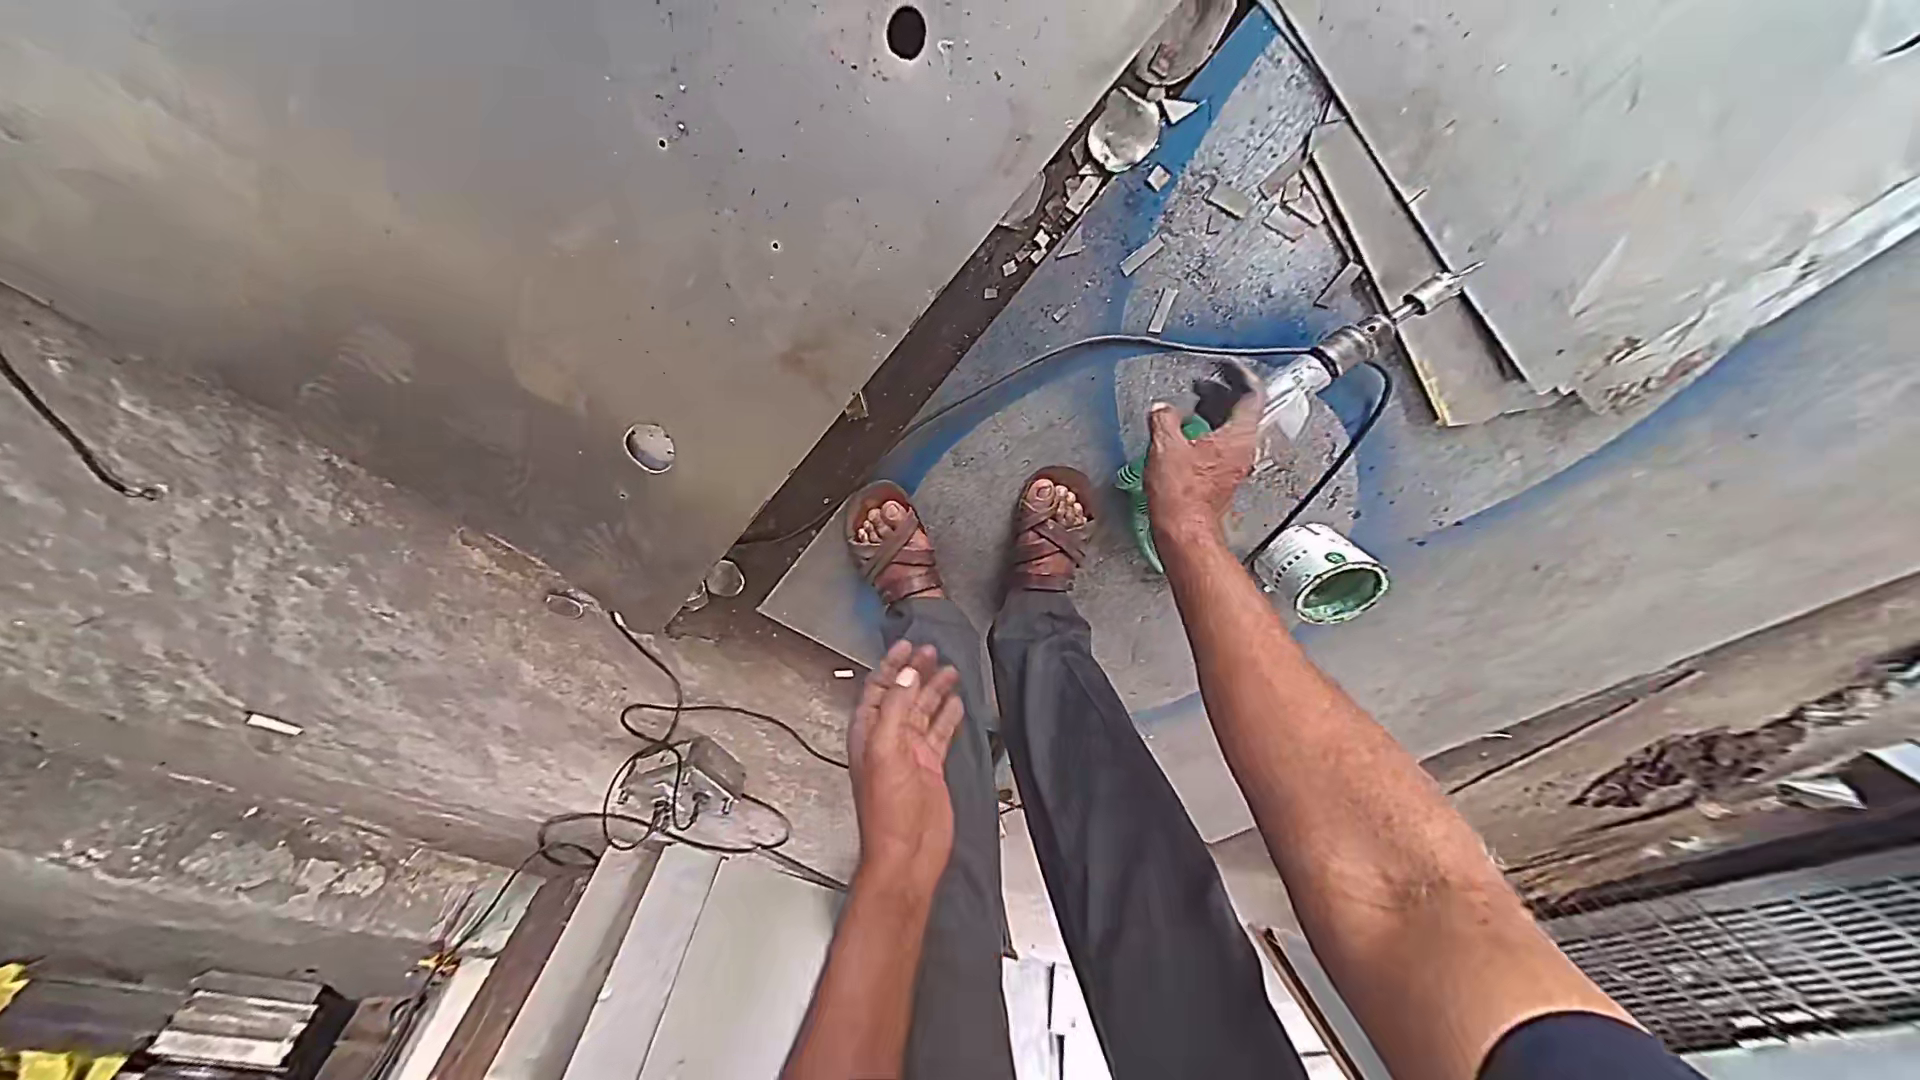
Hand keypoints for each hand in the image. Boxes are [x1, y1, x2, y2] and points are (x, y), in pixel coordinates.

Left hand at [847, 640, 965, 890]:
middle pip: (903, 694)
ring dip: (935, 689)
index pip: (880, 689)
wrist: (908, 854)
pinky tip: (956, 704)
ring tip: (950, 670)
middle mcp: (889, 739)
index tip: (906, 646)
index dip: (892, 665)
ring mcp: (911, 752)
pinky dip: (948, 716)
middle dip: (916, 671)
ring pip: (924, 710)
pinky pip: (940, 732)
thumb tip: (905, 676)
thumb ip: (896, 711)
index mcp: (870, 733)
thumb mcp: (886, 752)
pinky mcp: (931, 766)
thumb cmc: (887, 813)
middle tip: (931, 651)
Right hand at [1144, 368, 1262, 545]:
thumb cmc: (1180, 495)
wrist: (1183, 530)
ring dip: (1213, 413)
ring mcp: (1235, 465)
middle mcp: (1243, 450)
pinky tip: (1187, 434)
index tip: (1223, 366)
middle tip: (1201, 384)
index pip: (1251, 393)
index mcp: (1238, 436)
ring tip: (1191, 405)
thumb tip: (1162, 411)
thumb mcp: (1165, 447)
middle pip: (1242, 410)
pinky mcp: (1222, 478)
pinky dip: (1208, 432)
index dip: (1237, 374)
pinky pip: (1221, 446)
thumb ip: (1164, 420)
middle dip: (1221, 393)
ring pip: (1232, 429)